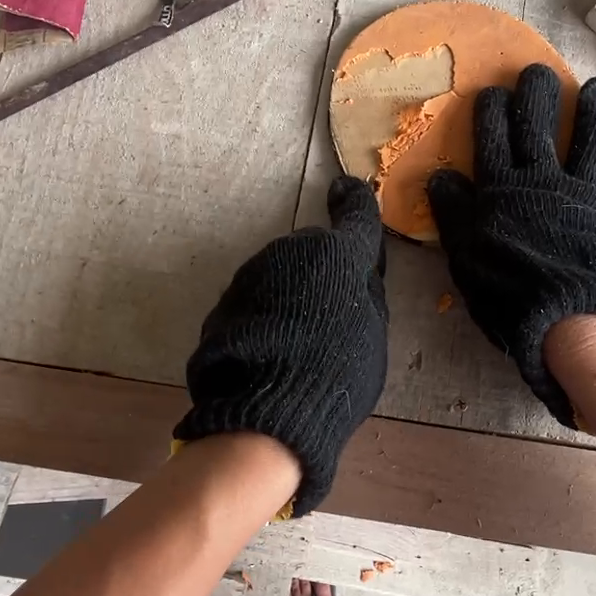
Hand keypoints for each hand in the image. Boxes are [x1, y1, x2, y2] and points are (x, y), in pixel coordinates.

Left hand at [174, 176, 387, 515]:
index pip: (356, 217)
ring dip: (288, 299)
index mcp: (340, 254)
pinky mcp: (224, 300)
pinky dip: (262, 318)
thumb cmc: (336, 372)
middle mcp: (294, 250)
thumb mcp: (372, 334)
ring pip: (279, 277)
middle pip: (314, 254)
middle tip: (328, 319)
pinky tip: (268, 352)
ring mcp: (254, 273)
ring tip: (295, 344)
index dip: (354, 200)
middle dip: (320, 275)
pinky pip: (253, 302)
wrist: (268, 408)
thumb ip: (365, 294)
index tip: (347, 188)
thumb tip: (359, 273)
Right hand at [426, 63, 595, 427]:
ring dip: (594, 108)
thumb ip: (453, 214)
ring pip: (589, 139)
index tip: (490, 91)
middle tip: (538, 71)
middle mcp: (542, 182)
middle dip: (537, 94)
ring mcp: (581, 194)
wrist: (571, 320)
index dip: (490, 110)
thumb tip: (439, 177)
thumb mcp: (466, 256)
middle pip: (539, 126)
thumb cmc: (509, 292)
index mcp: (502, 191)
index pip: (491, 137)